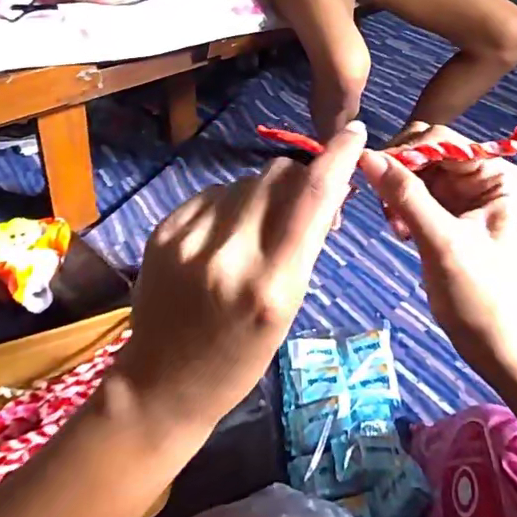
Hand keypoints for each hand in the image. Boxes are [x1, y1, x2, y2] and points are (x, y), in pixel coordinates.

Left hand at [111, 121, 366, 433]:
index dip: (338, 157)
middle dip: (299, 178)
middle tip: (302, 203)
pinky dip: (228, 205)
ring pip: (245, 182)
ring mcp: (190, 240)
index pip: (313, 198)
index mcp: (272, 284)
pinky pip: (212, 194)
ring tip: (254, 232)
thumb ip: (304, 244)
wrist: (162, 383)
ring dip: (261, 195)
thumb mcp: (287, 308)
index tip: (354, 133)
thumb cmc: (239, 358)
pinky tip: (222, 235)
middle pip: (278, 176)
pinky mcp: (164, 231)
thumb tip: (327, 186)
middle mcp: (230, 255)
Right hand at [359, 123, 516, 366]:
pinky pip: (416, 193)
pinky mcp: (450, 214)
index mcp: (498, 176)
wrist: (495, 345)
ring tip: (394, 224)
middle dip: (400, 171)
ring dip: (397, 191)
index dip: (406, 151)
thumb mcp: (441, 241)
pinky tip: (398, 229)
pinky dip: (401, 206)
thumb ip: (405, 194)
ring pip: (417, 172)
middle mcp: (484, 178)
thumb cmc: (480, 295)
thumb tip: (366, 156)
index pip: (443, 142)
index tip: (373, 170)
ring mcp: (466, 196)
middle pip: (428, 152)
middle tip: (382, 202)